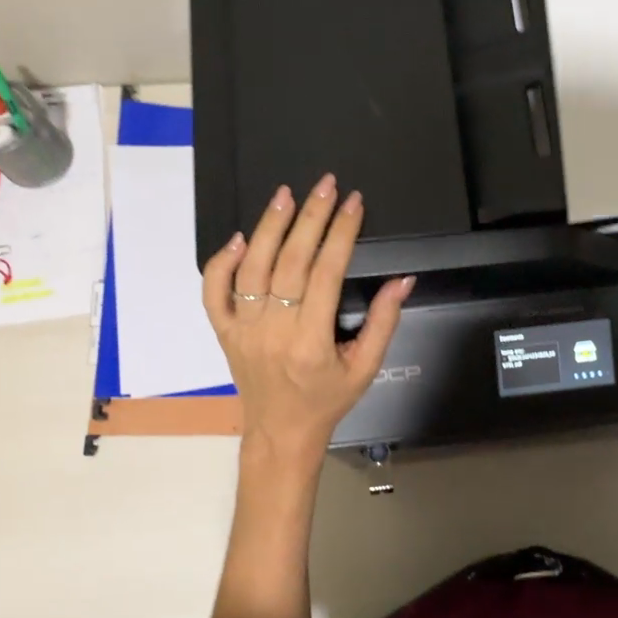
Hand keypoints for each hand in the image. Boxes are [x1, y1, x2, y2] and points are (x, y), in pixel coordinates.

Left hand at [201, 174, 414, 462]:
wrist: (281, 432)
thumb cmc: (327, 401)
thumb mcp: (366, 368)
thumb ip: (384, 322)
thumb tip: (402, 280)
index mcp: (310, 341)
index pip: (326, 272)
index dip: (341, 233)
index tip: (353, 204)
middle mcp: (272, 331)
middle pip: (290, 261)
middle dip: (310, 217)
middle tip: (325, 185)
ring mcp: (243, 330)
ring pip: (252, 268)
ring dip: (269, 227)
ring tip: (285, 194)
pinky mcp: (224, 332)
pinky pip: (214, 292)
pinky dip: (222, 262)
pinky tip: (240, 237)